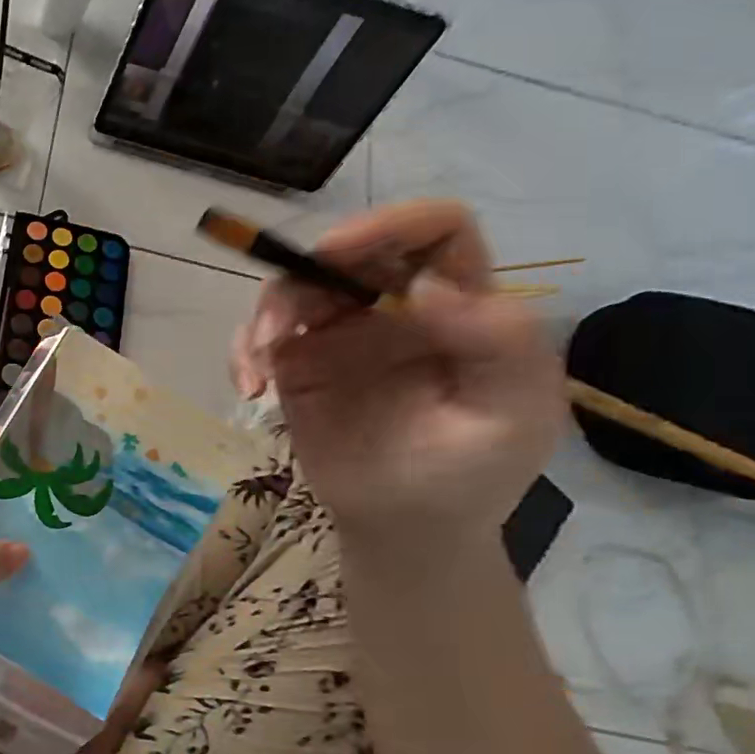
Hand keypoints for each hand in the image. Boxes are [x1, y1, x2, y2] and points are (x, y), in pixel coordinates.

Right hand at [237, 200, 565, 540]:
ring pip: (292, 291)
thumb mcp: (511, 417)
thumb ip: (496, 345)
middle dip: (305, 273)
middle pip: (345, 255)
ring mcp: (339, 336)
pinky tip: (249, 387)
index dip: (390, 223)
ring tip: (261, 369)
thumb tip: (426, 287)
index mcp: (457, 308)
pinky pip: (259, 338)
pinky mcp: (297, 366)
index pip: (436, 233)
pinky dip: (243, 351)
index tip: (337, 250)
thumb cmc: (469, 477)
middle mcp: (394, 309)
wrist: (408, 530)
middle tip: (281, 326)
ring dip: (266, 316)